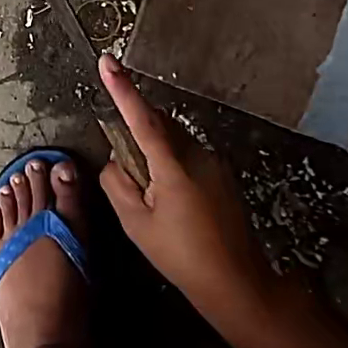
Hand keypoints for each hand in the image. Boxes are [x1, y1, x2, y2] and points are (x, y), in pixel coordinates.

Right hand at [96, 53, 272, 314]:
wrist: (239, 285)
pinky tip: (171, 200)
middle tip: (131, 175)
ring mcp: (213, 162)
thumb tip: (115, 159)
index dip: (121, 87)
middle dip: (135, 133)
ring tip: (154, 197)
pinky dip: (169, 162)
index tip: (107, 61)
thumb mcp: (135, 223)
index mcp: (173, 166)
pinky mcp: (221, 173)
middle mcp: (197, 155)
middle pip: (156, 123)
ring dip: (153, 150)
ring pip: (170, 138)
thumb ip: (116, 182)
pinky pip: (185, 152)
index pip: (141, 117)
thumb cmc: (183, 256)